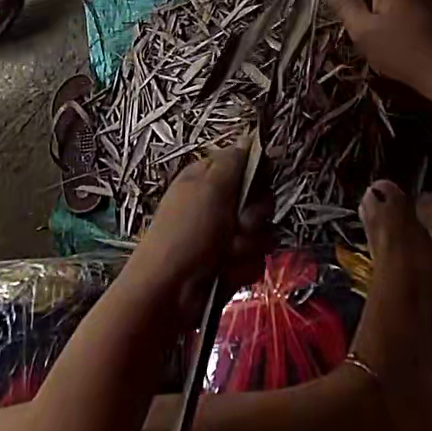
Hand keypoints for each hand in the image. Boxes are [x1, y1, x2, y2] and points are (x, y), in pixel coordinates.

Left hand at [127, 144, 271, 318]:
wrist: (169, 293)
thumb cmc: (185, 233)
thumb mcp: (209, 188)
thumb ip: (233, 162)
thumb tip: (248, 137)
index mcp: (208, 177)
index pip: (248, 164)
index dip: (257, 176)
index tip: (255, 187)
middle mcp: (218, 202)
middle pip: (261, 199)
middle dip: (254, 216)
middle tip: (239, 225)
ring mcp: (225, 234)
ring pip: (263, 232)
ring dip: (248, 245)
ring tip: (227, 255)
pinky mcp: (231, 262)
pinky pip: (256, 258)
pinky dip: (243, 267)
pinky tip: (226, 272)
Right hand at [321, 0, 431, 92]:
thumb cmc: (403, 52)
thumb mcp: (364, 32)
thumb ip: (345, 6)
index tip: (341, 14)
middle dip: (363, 1)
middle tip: (360, 31)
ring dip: (382, 9)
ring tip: (380, 36)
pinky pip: (409, 2)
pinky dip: (399, 14)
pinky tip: (401, 37)